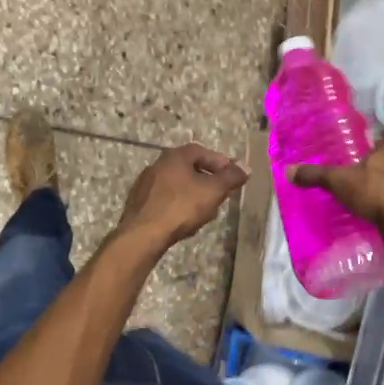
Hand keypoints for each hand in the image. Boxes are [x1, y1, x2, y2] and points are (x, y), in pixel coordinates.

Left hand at [118, 143, 249, 248]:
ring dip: (192, 194)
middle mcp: (156, 165)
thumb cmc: (181, 207)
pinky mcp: (138, 203)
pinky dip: (177, 206)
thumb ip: (231, 177)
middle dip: (206, 180)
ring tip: (204, 211)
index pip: (200, 151)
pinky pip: (164, 200)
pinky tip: (184, 222)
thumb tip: (246, 166)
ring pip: (176, 185)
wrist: (143, 233)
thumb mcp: (213, 191)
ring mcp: (144, 184)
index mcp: (174, 157)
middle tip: (219, 194)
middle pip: (187, 168)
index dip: (218, 162)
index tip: (231, 176)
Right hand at [289, 140, 383, 242]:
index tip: (349, 157)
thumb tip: (288, 170)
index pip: (378, 140)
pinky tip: (378, 213)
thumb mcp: (339, 182)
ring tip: (362, 198)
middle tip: (351, 179)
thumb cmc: (377, 194)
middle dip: (372, 169)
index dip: (364, 147)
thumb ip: (315, 175)